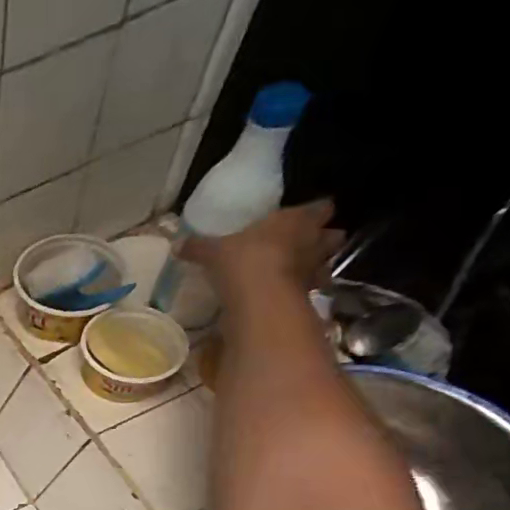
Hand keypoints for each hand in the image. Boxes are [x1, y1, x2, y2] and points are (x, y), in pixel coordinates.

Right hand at [182, 200, 344, 295]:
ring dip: (320, 268)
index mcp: (295, 221)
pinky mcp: (308, 301)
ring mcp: (313, 274)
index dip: (317, 210)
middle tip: (311, 243)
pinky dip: (305, 295)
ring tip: (305, 272)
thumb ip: (199, 247)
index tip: (313, 213)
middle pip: (332, 236)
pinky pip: (312, 294)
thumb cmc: (243, 261)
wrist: (260, 301)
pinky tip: (294, 298)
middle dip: (326, 238)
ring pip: (327, 266)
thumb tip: (176, 245)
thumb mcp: (215, 251)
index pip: (319, 208)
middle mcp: (312, 243)